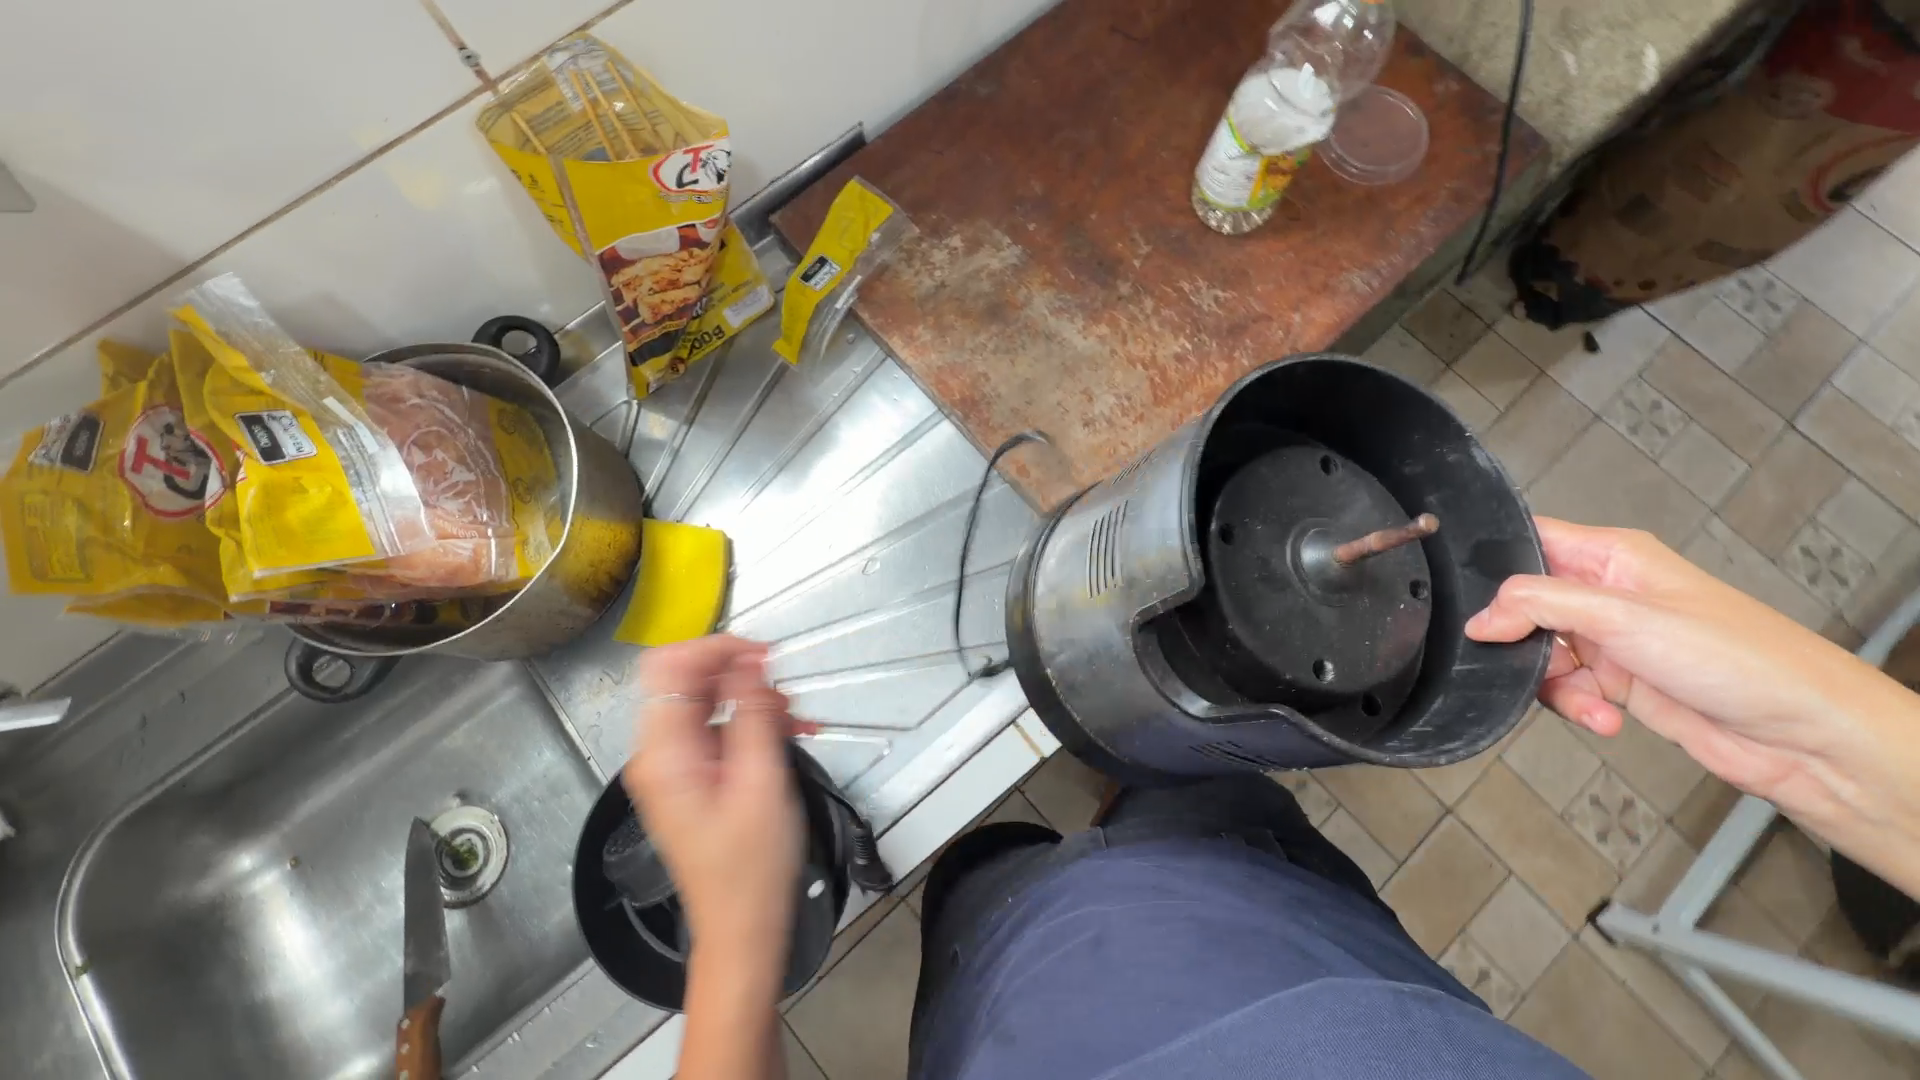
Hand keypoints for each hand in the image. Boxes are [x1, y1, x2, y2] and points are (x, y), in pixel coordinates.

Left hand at [625, 636, 805, 955]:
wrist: (742, 928)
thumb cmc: (751, 869)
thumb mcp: (762, 782)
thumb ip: (753, 714)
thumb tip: (748, 662)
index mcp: (664, 754)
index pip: (670, 665)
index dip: (716, 648)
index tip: (762, 655)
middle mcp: (658, 754)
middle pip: (687, 680)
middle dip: (740, 675)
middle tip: (783, 691)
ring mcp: (673, 766)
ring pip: (706, 701)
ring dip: (751, 699)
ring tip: (794, 719)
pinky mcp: (691, 777)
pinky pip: (716, 728)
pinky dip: (750, 723)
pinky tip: (786, 734)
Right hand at [1464, 518, 1919, 857]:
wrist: (1808, 738)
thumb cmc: (1746, 660)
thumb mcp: (1623, 617)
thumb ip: (1539, 605)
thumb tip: (1479, 616)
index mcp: (1613, 558)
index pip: (1531, 540)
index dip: (1494, 564)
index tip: (1471, 596)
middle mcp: (1607, 594)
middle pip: (1523, 604)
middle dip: (1514, 636)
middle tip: (1517, 654)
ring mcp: (1611, 639)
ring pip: (1537, 652)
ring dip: (1549, 681)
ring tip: (1584, 698)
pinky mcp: (1616, 682)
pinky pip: (1564, 689)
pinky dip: (1574, 706)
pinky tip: (1604, 716)